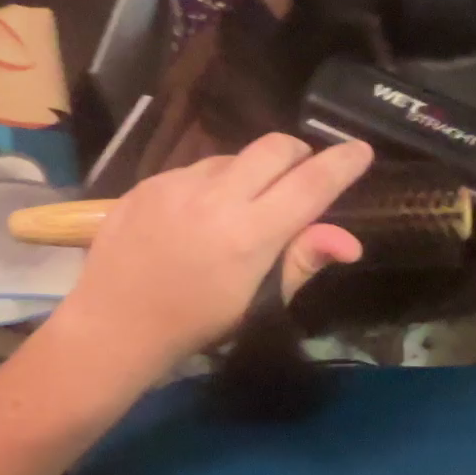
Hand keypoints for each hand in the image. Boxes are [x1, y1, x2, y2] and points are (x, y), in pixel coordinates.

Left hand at [55, 134, 374, 369]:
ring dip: (250, 173)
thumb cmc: (196, 325)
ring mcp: (177, 185)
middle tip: (301, 177)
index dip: (342, 163)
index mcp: (250, 236)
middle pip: (275, 147)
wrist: (115, 326)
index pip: (310, 184)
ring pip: (233, 157)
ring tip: (240, 209)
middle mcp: (216, 198)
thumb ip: (302, 262)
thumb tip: (351, 242)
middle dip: (298, 154)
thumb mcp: (256, 304)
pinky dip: (211, 184)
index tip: (361, 149)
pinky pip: (195, 169)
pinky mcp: (149, 183)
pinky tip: (198, 217)